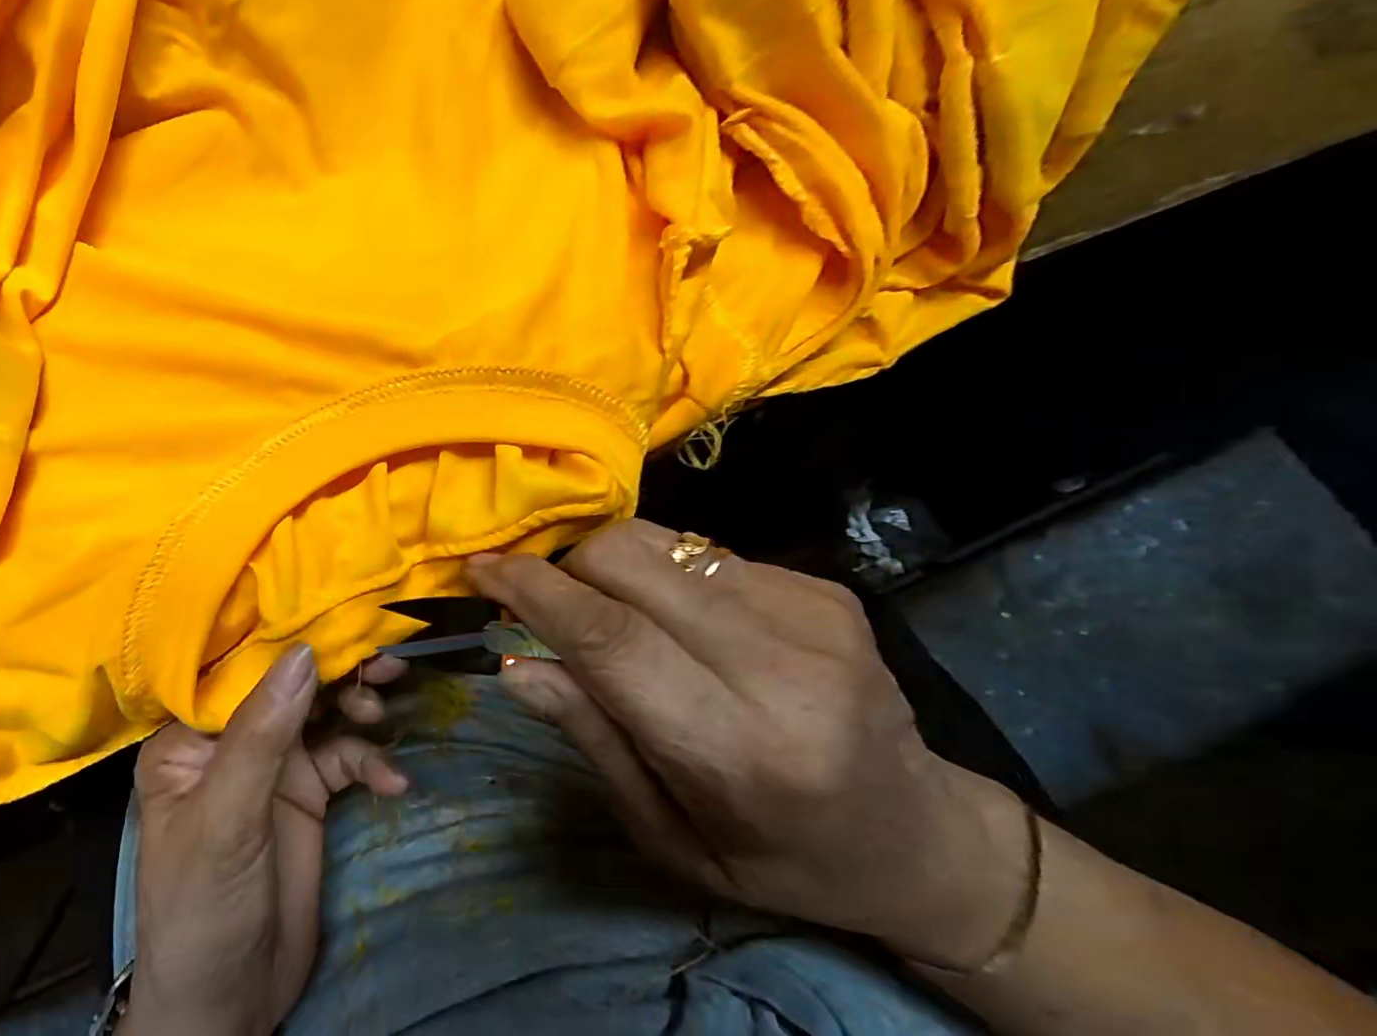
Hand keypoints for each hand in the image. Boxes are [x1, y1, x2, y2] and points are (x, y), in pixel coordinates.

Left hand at [121, 645, 409, 1035]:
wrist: (231, 1002)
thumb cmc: (203, 907)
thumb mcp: (226, 820)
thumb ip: (261, 735)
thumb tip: (303, 652)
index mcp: (191, 737)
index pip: (240, 672)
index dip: (290, 643)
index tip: (344, 621)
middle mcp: (233, 741)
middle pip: (290, 686)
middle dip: (336, 671)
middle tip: (384, 661)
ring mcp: (274, 766)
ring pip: (323, 713)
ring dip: (358, 706)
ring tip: (385, 706)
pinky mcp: (309, 793)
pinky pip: (347, 759)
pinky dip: (372, 763)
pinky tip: (395, 782)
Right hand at [467, 519, 1031, 969]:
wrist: (918, 836)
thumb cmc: (779, 859)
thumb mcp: (668, 833)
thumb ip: (591, 736)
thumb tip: (515, 664)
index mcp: (737, 747)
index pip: (611, 638)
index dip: (535, 592)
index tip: (482, 570)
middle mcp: (782, 664)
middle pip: (630, 562)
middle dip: (565, 568)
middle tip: (547, 605)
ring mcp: (813, 612)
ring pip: (662, 541)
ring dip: (609, 566)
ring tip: (610, 612)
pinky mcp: (825, 588)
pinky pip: (702, 551)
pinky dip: (662, 574)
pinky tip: (677, 619)